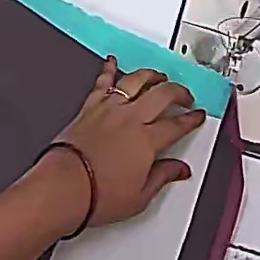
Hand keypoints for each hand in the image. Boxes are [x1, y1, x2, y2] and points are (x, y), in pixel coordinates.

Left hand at [36, 56, 207, 232]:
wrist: (63, 188)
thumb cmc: (96, 194)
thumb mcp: (140, 196)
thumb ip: (163, 176)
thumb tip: (178, 169)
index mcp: (147, 141)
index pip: (177, 125)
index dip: (191, 119)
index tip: (196, 116)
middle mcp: (130, 119)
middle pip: (163, 94)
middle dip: (179, 92)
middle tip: (184, 96)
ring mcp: (109, 110)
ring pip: (136, 81)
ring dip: (151, 75)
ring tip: (158, 76)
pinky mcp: (89, 108)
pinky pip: (102, 83)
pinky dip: (109, 70)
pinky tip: (112, 62)